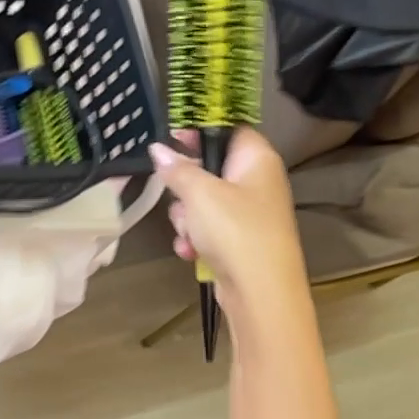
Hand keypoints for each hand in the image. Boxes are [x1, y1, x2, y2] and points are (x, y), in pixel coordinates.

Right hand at [149, 129, 307, 309]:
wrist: (260, 289)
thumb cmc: (235, 231)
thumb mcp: (199, 194)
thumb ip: (177, 169)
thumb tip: (158, 148)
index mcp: (257, 160)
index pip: (229, 129)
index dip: (200, 132)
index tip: (171, 142)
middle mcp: (256, 181)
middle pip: (209, 169)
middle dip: (184, 187)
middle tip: (177, 198)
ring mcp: (248, 211)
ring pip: (201, 201)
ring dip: (185, 218)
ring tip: (189, 233)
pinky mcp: (238, 237)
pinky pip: (206, 227)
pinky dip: (194, 238)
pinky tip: (190, 251)